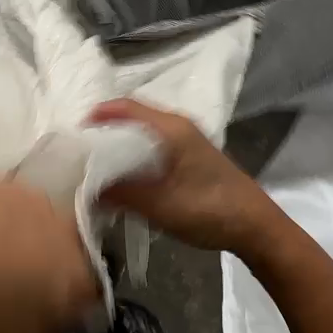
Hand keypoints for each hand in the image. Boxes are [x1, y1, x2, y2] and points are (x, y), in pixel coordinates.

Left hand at [0, 182, 99, 332]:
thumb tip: (53, 322)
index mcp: (77, 271)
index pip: (95, 288)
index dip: (75, 305)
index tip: (56, 316)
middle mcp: (62, 222)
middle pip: (72, 245)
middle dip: (55, 265)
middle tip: (27, 290)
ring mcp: (26, 194)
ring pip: (41, 221)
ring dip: (29, 240)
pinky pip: (10, 207)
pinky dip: (0, 223)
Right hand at [90, 98, 282, 256]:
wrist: (256, 226)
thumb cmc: (208, 210)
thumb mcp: (160, 206)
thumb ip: (121, 194)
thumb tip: (86, 190)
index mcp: (171, 128)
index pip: (127, 107)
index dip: (100, 114)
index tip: (75, 131)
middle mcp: (179, 125)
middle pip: (135, 115)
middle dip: (107, 128)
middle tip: (82, 149)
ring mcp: (188, 139)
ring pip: (146, 130)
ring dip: (122, 141)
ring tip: (98, 163)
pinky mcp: (193, 155)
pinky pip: (156, 143)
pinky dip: (137, 151)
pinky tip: (127, 174)